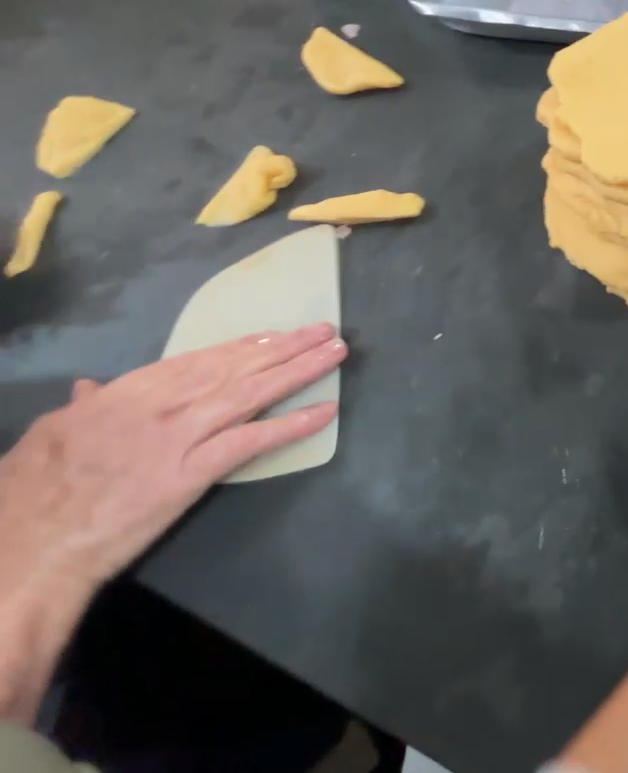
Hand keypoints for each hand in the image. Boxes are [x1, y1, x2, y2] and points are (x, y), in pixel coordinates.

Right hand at [0, 323, 345, 591]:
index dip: (242, 347)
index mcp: (117, 399)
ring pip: (249, 394)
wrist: (21, 555)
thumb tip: (91, 386)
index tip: (278, 334)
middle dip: (284, 348)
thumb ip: (81, 409)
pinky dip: (291, 425)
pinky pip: (250, 442)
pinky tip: (325, 411)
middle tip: (325, 331)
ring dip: (299, 371)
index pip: (194, 362)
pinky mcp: (189, 475)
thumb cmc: (26, 500)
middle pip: (232, 370)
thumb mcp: (45, 440)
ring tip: (336, 353)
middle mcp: (151, 411)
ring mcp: (173, 441)